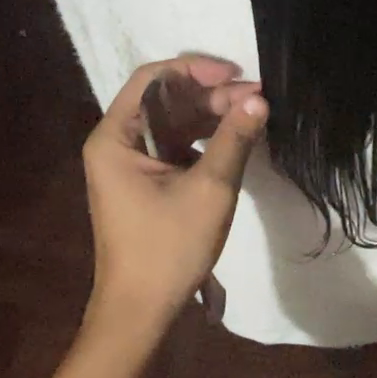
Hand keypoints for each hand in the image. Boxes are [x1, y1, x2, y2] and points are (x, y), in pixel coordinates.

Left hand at [81, 55, 267, 343]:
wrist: (142, 309)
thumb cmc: (167, 247)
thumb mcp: (209, 189)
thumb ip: (234, 139)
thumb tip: (261, 99)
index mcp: (115, 138)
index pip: (153, 80)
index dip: (195, 68)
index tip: (237, 73)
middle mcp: (118, 144)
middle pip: (166, 100)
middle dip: (212, 94)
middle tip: (258, 99)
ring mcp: (133, 164)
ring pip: (175, 122)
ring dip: (213, 116)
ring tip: (255, 114)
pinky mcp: (150, 183)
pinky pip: (179, 146)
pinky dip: (207, 138)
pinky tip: (238, 138)